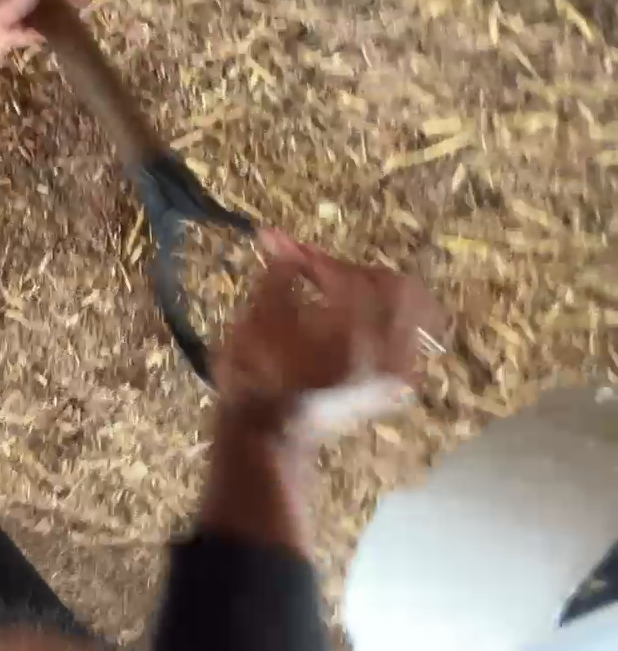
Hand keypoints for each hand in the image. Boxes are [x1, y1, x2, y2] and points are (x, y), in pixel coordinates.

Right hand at [216, 230, 445, 445]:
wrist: (273, 429)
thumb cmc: (254, 376)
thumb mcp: (254, 322)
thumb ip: (275, 278)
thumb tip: (275, 238)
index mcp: (348, 339)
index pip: (346, 276)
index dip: (310, 256)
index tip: (278, 244)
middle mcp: (389, 354)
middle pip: (393, 285)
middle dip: (345, 269)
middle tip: (308, 267)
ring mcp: (402, 370)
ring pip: (413, 307)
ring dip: (370, 287)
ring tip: (331, 287)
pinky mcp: (402, 380)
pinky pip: (414, 332)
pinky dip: (385, 312)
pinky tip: (349, 312)